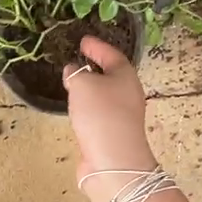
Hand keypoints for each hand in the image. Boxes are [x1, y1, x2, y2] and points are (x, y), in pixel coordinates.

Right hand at [62, 36, 156, 190]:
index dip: (96, 46)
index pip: (111, 54)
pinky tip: (76, 110)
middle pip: (112, 75)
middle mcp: (128, 93)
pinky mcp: (113, 133)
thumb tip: (74, 71)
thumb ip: (75, 74)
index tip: (83, 40)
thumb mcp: (83, 85)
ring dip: (91, 89)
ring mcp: (122, 115)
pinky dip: (88, 107)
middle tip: (78, 61)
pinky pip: (99, 113)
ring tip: (73, 84)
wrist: (113, 161)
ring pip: (105, 95)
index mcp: (125, 76)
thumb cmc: (100, 114)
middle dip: (95, 67)